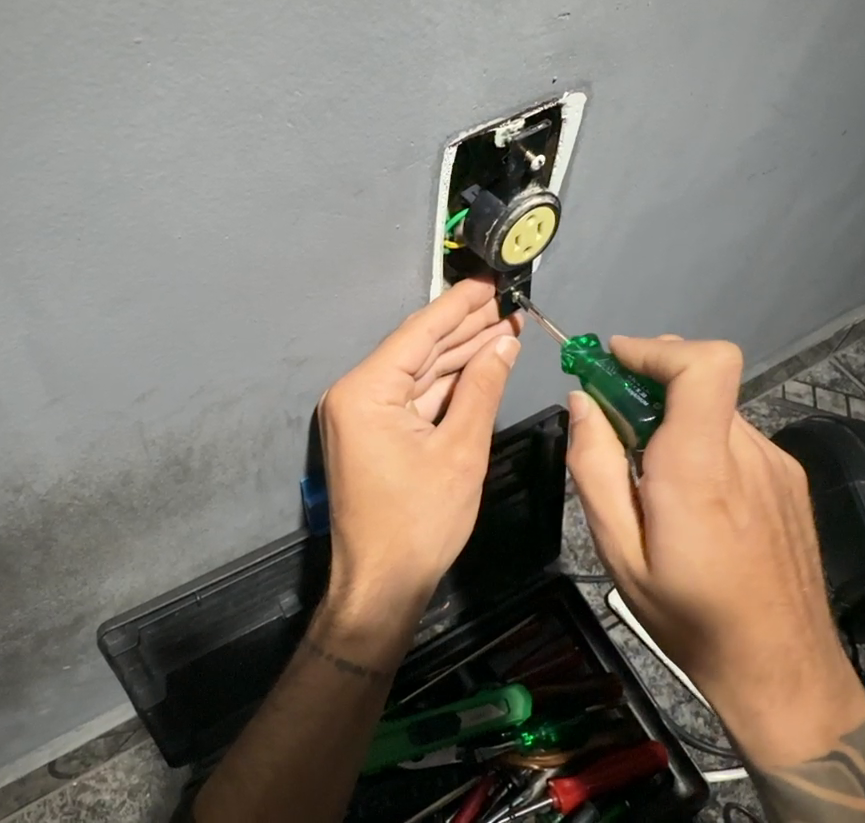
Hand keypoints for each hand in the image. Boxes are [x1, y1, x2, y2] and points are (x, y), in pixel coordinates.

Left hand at [317, 279, 521, 620]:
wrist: (382, 585)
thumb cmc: (419, 522)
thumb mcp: (461, 451)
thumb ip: (482, 388)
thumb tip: (504, 342)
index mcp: (365, 391)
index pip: (418, 334)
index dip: (458, 306)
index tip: (489, 281)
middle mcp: (356, 394)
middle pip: (418, 350)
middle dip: (465, 329)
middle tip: (508, 302)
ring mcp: (363, 414)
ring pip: (420, 373)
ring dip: (461, 354)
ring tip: (505, 326)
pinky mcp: (375, 433)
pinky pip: (416, 398)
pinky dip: (448, 385)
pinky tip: (481, 363)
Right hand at [566, 336, 864, 767]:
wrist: (781, 668)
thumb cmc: (689, 615)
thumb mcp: (619, 551)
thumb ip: (595, 468)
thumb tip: (582, 403)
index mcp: (699, 469)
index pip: (703, 365)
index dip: (655, 349)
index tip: (612, 361)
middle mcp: (746, 453)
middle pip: (702, 378)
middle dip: (649, 379)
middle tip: (611, 415)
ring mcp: (776, 465)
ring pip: (715, 407)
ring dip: (674, 415)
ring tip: (649, 472)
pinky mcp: (789, 480)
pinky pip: (735, 436)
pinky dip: (702, 440)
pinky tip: (692, 496)